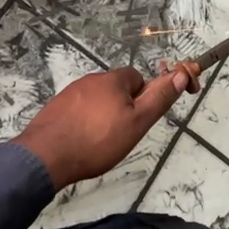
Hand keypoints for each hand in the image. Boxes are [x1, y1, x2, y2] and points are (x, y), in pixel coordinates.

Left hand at [13, 67, 191, 189]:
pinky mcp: (57, 107)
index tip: (139, 121)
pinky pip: (79, 110)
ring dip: (103, 115)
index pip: (138, 79)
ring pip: (97, 100)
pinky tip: (81, 142)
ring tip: (100, 143)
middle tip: (121, 135)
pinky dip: (84, 121)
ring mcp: (71, 92)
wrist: (46, 155)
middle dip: (122, 107)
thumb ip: (159, 98)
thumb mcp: (137, 122)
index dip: (143, 98)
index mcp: (113, 79)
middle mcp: (92, 79)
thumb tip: (181, 73)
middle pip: (117, 89)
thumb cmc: (98, 140)